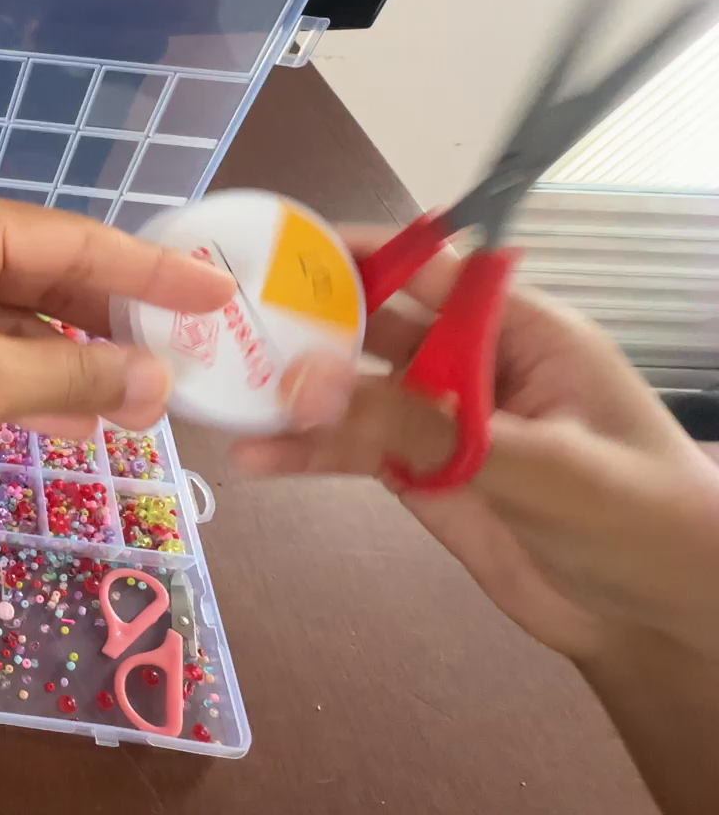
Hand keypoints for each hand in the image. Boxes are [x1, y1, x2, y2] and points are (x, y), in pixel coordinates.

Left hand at [0, 184, 233, 485]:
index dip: (153, 271)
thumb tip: (157, 384)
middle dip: (109, 326)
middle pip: (45, 279)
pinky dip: (20, 383)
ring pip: (13, 323)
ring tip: (139, 403)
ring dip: (68, 363)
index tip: (222, 296)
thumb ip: (68, 380)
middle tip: (184, 366)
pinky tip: (70, 420)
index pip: (74, 241)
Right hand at [232, 226, 718, 668]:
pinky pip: (337, 445)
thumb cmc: (644, 526)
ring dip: (286, 392)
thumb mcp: (538, 466)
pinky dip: (295, 450)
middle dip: (297, 321)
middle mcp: (460, 363)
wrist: (659, 628)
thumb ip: (414, 421)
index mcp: (513, 333)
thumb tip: (301, 381)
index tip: (272, 252)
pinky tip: (254, 456)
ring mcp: (427, 416)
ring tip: (224, 392)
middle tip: (221, 322)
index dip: (353, 252)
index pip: (424, 269)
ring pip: (339, 388)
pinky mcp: (403, 464)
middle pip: (363, 324)